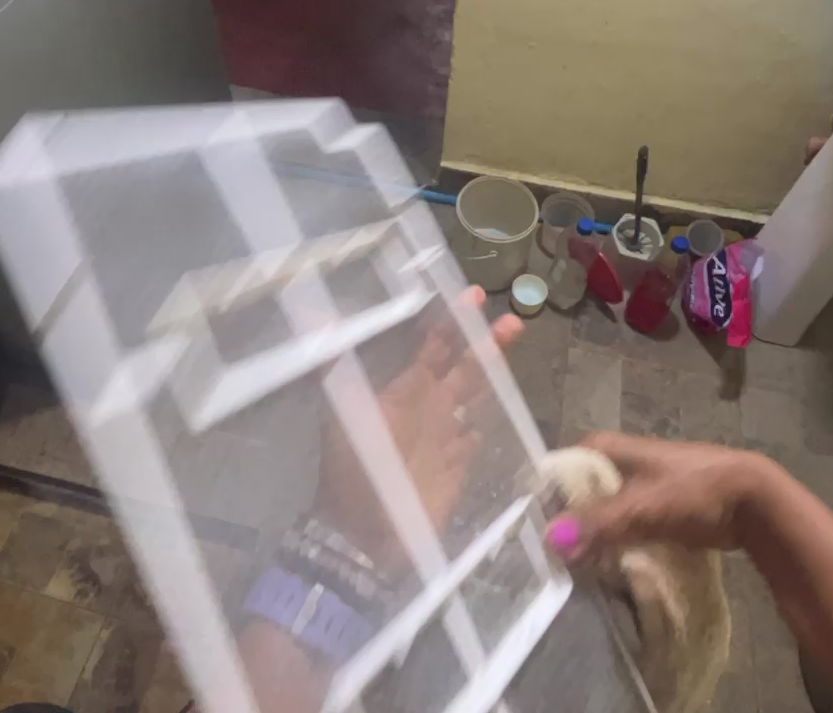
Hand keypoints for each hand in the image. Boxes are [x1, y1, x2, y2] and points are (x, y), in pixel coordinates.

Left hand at [314, 287, 523, 568]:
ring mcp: (444, 437)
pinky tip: (502, 409)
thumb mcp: (341, 412)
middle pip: (463, 366)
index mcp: (403, 390)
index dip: (451, 320)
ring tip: (516, 347)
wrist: (361, 537)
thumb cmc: (352, 470)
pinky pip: (475, 439)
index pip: (432, 345)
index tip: (473, 296)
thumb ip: (334, 364)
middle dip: (486, 342)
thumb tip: (316, 315)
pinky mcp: (457, 469)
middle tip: (512, 320)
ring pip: (476, 396)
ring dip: (495, 373)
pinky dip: (488, 425)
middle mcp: (427, 407)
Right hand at [548, 431, 781, 558]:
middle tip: (556, 564)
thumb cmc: (694, 490)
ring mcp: (631, 483)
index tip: (536, 540)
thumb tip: (549, 541)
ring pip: (597, 513)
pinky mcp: (648, 505)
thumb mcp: (642, 506)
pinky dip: (612, 543)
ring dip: (591, 538)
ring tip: (578, 571)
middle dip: (568, 527)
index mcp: (602, 446)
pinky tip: (607, 566)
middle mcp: (611, 460)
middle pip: (575, 495)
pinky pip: (618, 525)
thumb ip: (597, 523)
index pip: (557, 473)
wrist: (752, 501)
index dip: (545, 504)